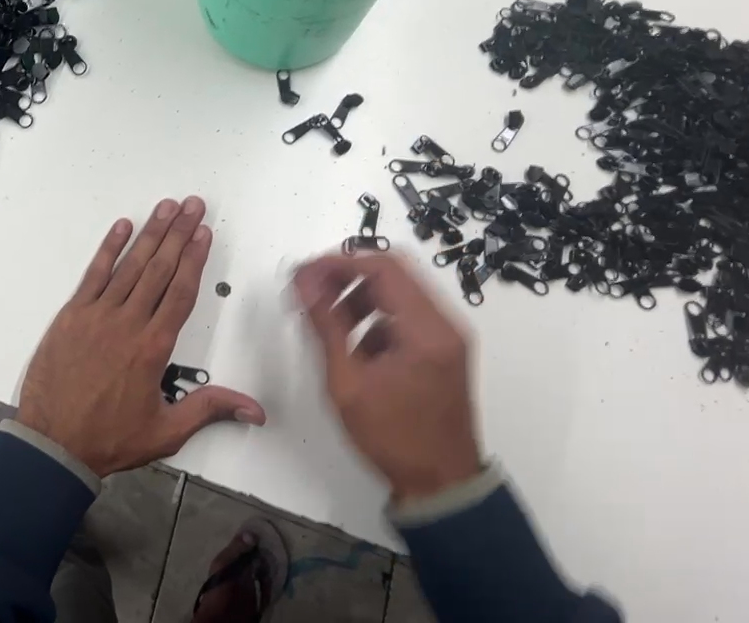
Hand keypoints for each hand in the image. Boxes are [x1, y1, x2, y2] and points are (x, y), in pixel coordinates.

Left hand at [17, 197, 265, 476]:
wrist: (54, 442)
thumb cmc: (108, 438)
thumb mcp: (166, 431)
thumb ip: (209, 410)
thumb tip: (255, 409)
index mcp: (152, 347)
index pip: (181, 292)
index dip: (194, 258)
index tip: (204, 233)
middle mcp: (127, 323)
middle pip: (159, 269)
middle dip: (178, 234)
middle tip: (192, 205)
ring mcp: (97, 315)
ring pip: (130, 266)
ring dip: (150, 234)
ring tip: (166, 208)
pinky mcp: (72, 315)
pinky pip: (93, 274)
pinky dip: (107, 249)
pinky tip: (121, 228)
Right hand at [292, 252, 481, 502]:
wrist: (442, 485)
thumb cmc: (392, 436)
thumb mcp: (348, 380)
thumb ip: (325, 323)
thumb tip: (303, 280)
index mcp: (426, 329)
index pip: (381, 268)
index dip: (337, 263)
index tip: (303, 275)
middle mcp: (444, 323)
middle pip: (391, 273)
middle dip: (344, 275)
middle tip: (308, 290)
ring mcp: (446, 336)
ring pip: (397, 291)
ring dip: (357, 294)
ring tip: (322, 316)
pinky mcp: (441, 349)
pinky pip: (404, 314)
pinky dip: (373, 314)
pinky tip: (349, 340)